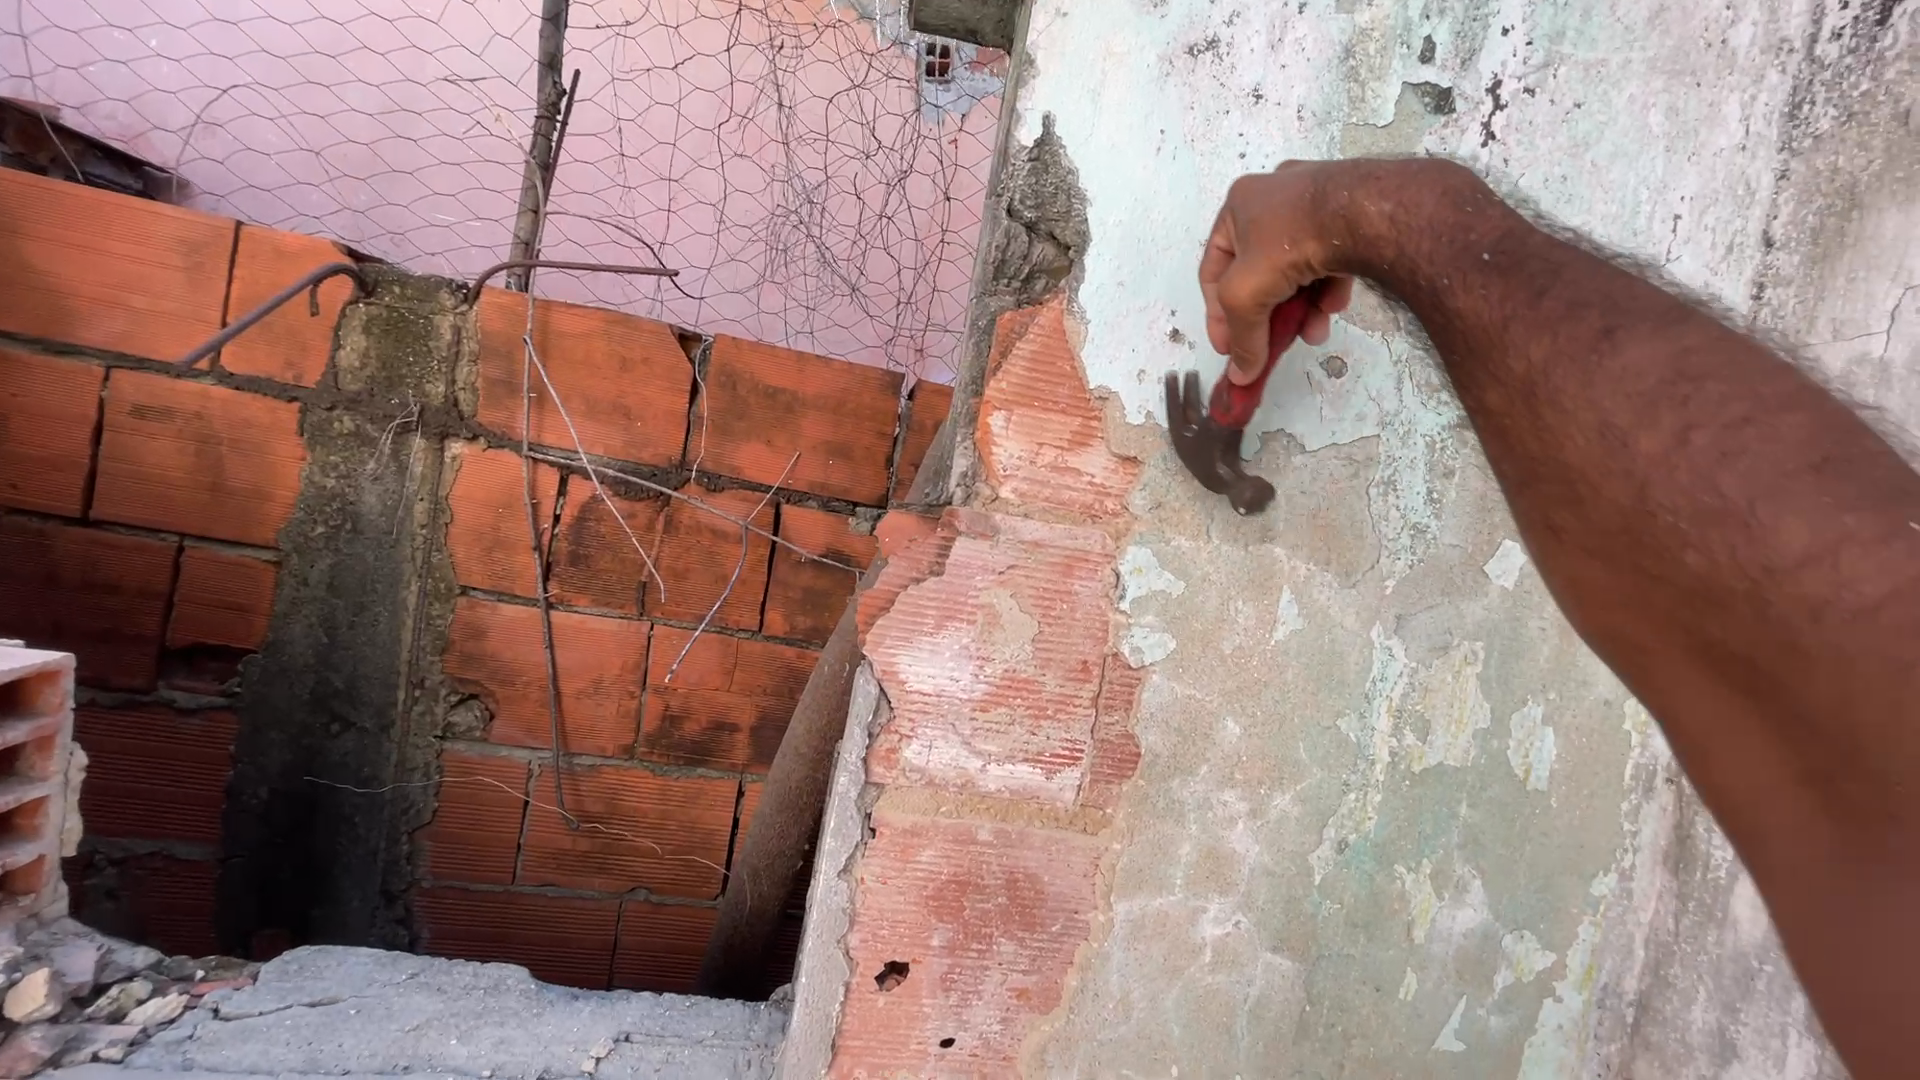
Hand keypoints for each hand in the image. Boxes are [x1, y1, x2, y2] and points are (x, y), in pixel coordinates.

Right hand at [1200, 163, 1354, 384]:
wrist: (1365, 212)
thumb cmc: (1288, 243)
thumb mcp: (1245, 298)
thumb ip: (1242, 340)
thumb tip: (1241, 377)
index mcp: (1236, 208)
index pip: (1213, 273)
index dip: (1217, 316)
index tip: (1228, 349)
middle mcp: (1272, 200)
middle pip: (1257, 275)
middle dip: (1266, 317)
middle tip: (1270, 345)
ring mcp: (1314, 203)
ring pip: (1294, 271)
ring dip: (1300, 309)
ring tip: (1312, 333)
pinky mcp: (1349, 214)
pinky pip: (1327, 258)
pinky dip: (1326, 287)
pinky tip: (1333, 306)